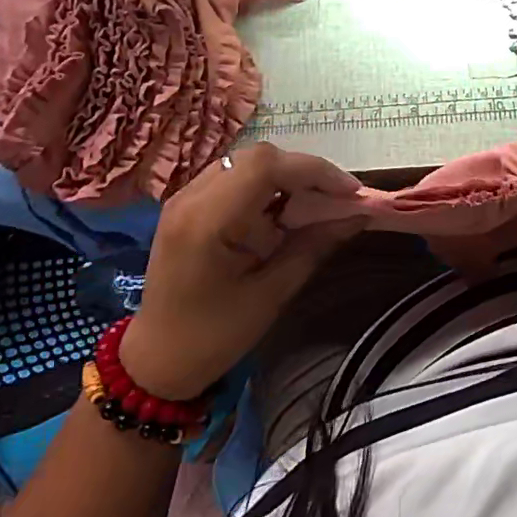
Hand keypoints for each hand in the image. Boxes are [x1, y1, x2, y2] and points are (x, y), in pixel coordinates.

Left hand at [120, 144, 366, 399]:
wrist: (157, 359)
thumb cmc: (214, 336)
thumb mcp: (271, 295)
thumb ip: (313, 247)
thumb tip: (358, 217)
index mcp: (207, 221)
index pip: (266, 166)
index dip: (315, 171)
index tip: (351, 193)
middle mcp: (190, 198)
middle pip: (257, 157)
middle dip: (304, 171)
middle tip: (337, 198)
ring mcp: (183, 198)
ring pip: (246, 162)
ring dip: (285, 176)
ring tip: (315, 203)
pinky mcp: (186, 206)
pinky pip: (233, 177)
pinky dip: (265, 185)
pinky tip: (282, 211)